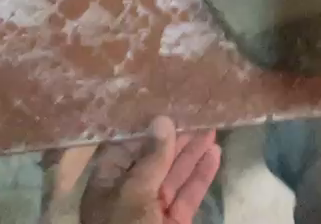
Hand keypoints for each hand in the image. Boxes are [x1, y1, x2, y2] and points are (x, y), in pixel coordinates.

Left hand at [80, 116, 220, 223]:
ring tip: (212, 129)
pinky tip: (214, 156)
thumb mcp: (134, 194)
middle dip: (175, 139)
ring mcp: (151, 214)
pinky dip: (200, 177)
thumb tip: (162, 121)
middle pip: (153, 160)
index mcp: (106, 186)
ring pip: (173, 177)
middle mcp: (127, 197)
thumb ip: (151, 159)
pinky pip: (186, 197)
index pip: (125, 148)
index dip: (146, 129)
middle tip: (197, 114)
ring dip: (192, 154)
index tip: (167, 107)